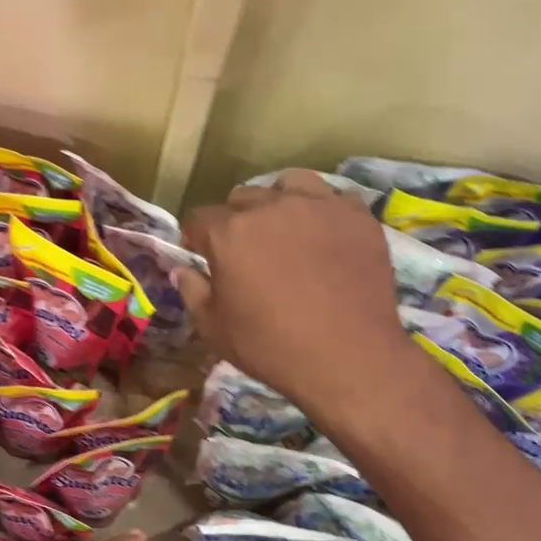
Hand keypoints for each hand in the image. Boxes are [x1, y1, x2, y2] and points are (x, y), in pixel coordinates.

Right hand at [178, 171, 418, 406]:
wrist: (347, 357)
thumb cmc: (270, 348)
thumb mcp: (215, 329)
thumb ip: (193, 292)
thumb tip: (183, 270)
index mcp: (230, 234)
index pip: (200, 219)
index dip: (196, 238)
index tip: (200, 255)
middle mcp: (272, 207)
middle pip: (243, 197)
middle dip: (236, 219)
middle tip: (244, 251)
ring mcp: (319, 206)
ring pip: (290, 184)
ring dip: (279, 201)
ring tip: (284, 228)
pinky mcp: (356, 216)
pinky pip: (333, 198)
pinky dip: (321, 212)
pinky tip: (323, 237)